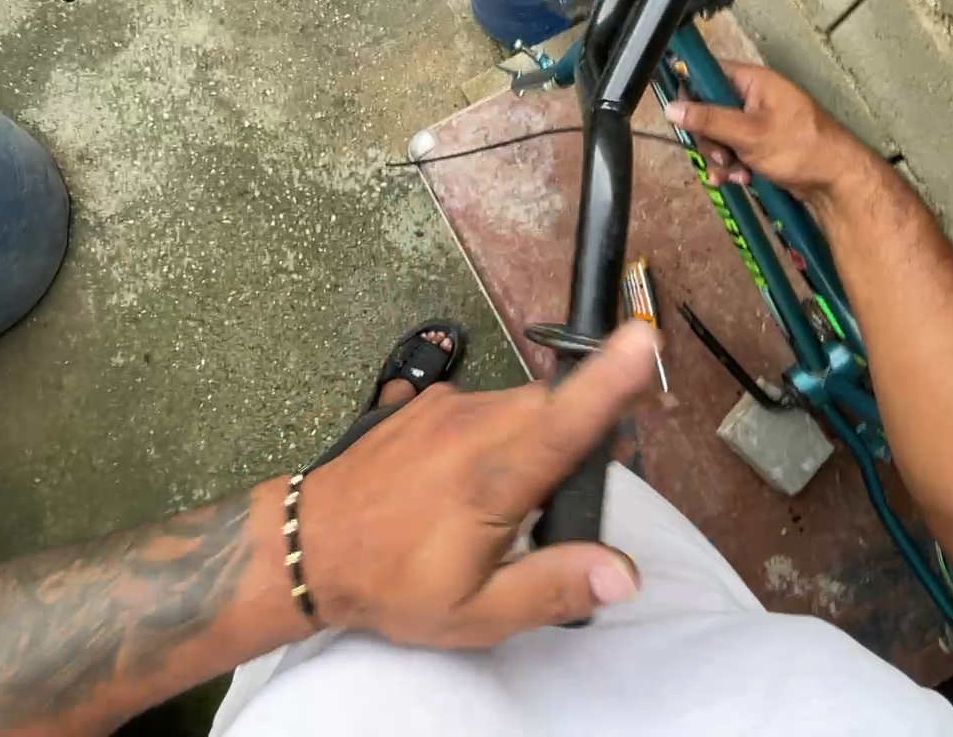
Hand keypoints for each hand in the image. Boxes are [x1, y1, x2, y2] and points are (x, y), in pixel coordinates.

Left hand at [296, 324, 656, 647]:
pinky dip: (504, 427)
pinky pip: (489, 403)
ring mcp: (448, 404)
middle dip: (586, 426)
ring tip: (518, 491)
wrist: (311, 541)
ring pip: (523, 402)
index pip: (566, 419)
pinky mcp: (429, 399)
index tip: (642, 341)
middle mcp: (474, 424)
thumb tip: (624, 571)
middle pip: (554, 406)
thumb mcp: (476, 611)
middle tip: (589, 476)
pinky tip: (476, 472)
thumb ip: (553, 586)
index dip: (610, 379)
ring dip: (542, 433)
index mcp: (492, 476)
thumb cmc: (394, 582)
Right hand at [663, 61, 875, 199]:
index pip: (707, 74)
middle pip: (707, 111)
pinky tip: (739, 179)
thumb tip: (670, 108)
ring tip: (735, 173)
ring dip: (720, 158)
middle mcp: (752, 97)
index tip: (681, 116)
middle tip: (721, 155)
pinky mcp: (758, 145)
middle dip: (709, 139)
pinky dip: (731, 166)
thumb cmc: (798, 147)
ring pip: (717, 136)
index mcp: (753, 82)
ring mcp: (754, 122)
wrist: (835, 181)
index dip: (690, 93)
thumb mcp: (748, 133)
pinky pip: (731, 151)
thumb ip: (707, 120)